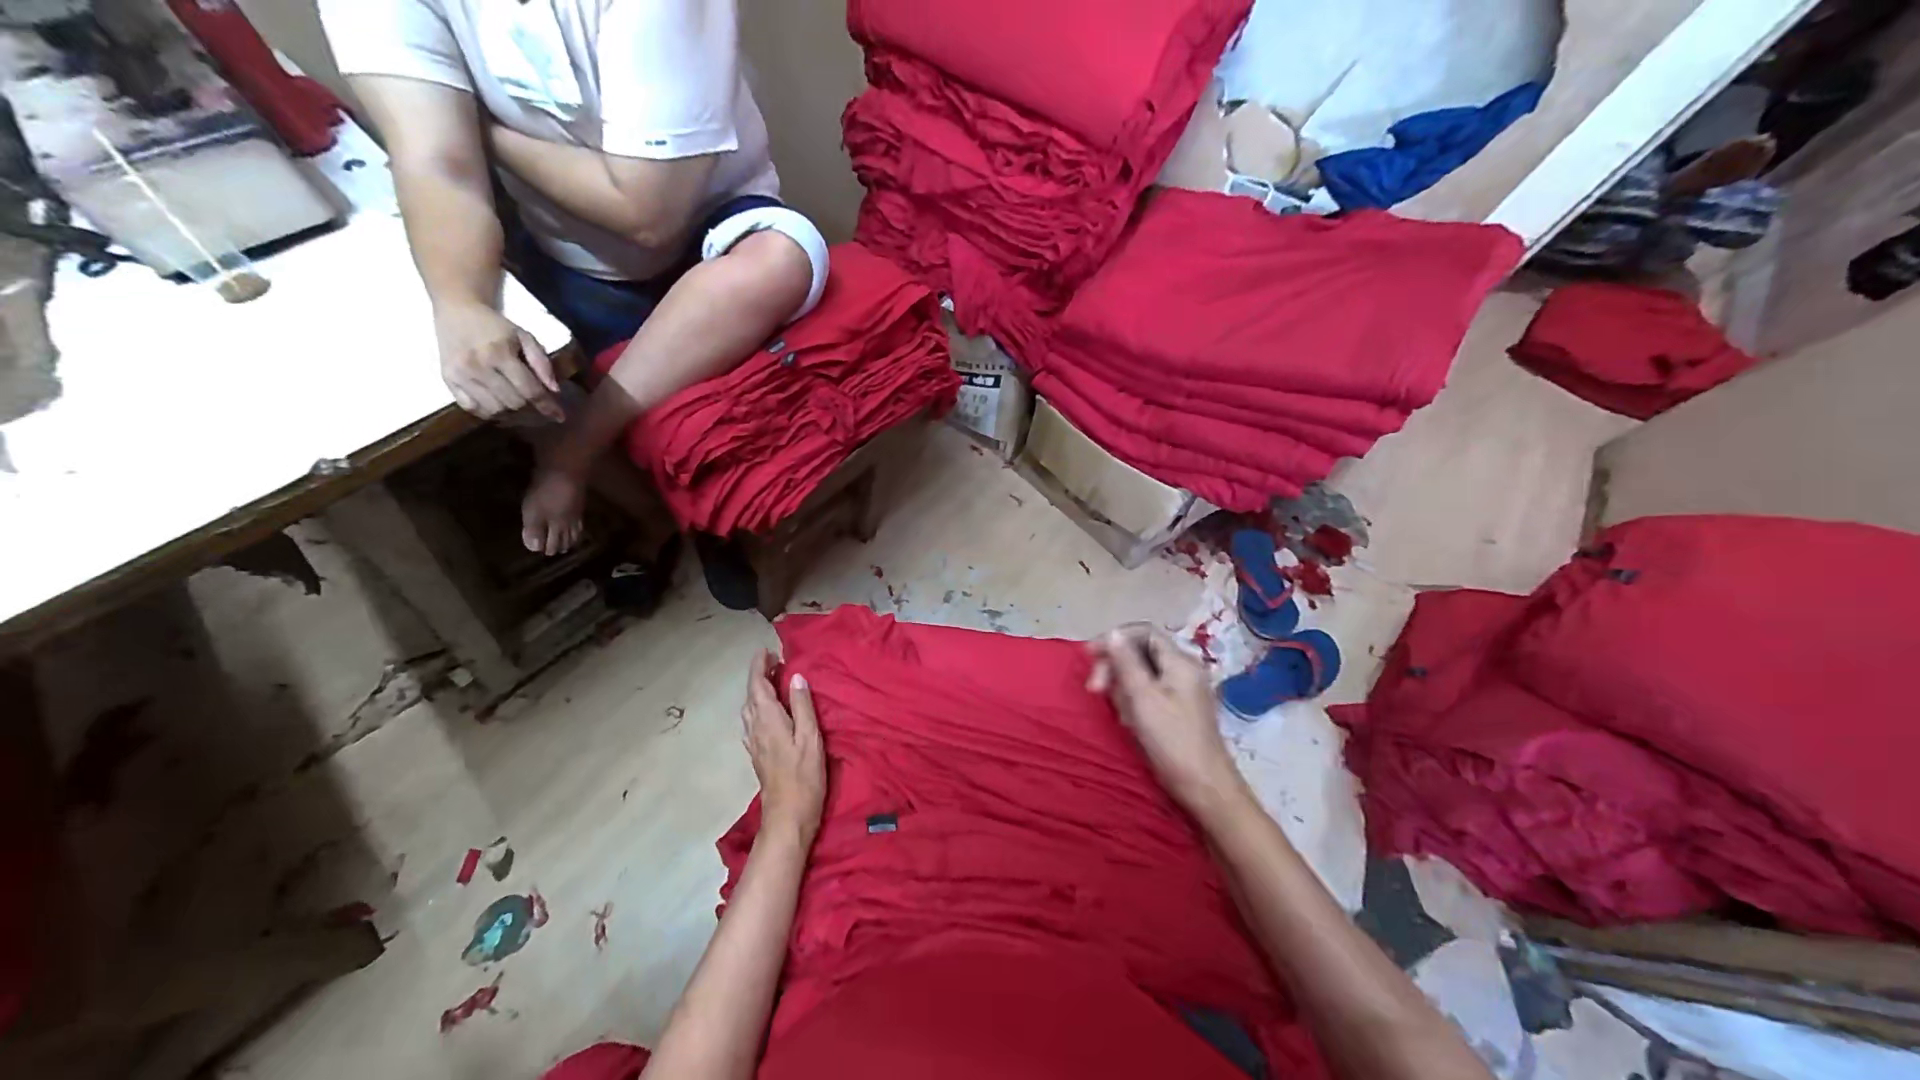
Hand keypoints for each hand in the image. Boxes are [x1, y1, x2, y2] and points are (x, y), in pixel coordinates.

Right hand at [433, 301, 562, 420]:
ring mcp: (459, 375)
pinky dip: (488, 413)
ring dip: (511, 414)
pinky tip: (499, 408)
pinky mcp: (447, 379)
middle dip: (531, 410)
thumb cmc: (496, 325)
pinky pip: (470, 408)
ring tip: (521, 409)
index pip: (529, 390)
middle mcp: (477, 366)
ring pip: (493, 410)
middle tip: (539, 410)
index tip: (559, 416)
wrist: (457, 309)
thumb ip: (542, 363)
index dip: (547, 406)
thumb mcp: (525, 337)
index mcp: (499, 353)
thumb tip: (555, 391)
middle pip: (512, 403)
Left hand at [742, 651, 825, 844]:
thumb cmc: (804, 777)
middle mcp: (755, 728)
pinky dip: (760, 708)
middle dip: (760, 676)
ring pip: (750, 709)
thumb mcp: (810, 738)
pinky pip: (753, 722)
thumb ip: (803, 706)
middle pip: (751, 695)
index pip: (757, 685)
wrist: (787, 817)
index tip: (767, 651)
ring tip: (776, 683)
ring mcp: (754, 743)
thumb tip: (796, 677)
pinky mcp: (757, 755)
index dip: (759, 666)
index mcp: (768, 720)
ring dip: (759, 692)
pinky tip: (771, 713)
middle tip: (777, 663)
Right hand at [1088, 627, 1243, 813]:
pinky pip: (1149, 692)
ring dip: (1122, 686)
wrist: (1204, 786)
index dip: (1114, 638)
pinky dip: (1134, 700)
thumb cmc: (1171, 740)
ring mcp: (1183, 690)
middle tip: (1095, 689)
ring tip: (1116, 710)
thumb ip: (1126, 662)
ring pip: (1143, 673)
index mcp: (1180, 662)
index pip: (1144, 632)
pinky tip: (1128, 719)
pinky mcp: (1178, 709)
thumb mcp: (1142, 698)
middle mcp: (1184, 669)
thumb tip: (1113, 633)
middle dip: (1115, 666)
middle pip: (1141, 651)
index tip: (1089, 656)